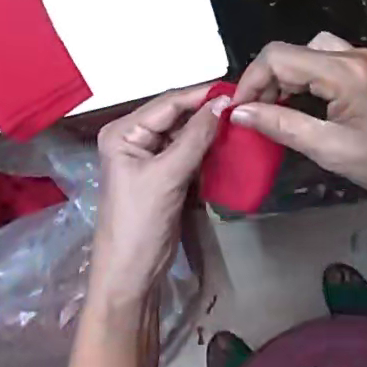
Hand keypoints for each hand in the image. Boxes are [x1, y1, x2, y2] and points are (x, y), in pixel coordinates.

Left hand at [89, 83, 224, 308]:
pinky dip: (207, 149)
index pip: (168, 103)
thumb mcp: (168, 177)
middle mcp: (133, 137)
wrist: (131, 276)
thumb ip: (195, 137)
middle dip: (207, 112)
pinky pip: (188, 152)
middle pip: (177, 116)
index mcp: (123, 132)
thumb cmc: (140, 224)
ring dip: (210, 130)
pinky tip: (229, 143)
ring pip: (185, 133)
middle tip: (243, 105)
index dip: (201, 95)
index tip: (235, 90)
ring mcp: (148, 156)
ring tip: (241, 121)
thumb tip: (223, 104)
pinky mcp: (163, 174)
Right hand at [229, 33, 366, 215]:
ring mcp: (365, 59)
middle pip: (292, 51)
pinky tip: (303, 103)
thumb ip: (281, 125)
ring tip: (275, 109)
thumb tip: (238, 112)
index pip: (279, 57)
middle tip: (254, 115)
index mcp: (345, 71)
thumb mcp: (329, 150)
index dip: (251, 81)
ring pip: (308, 52)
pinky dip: (306, 76)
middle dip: (266, 80)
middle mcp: (354, 54)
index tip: (237, 112)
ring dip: (286, 76)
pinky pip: (326, 60)